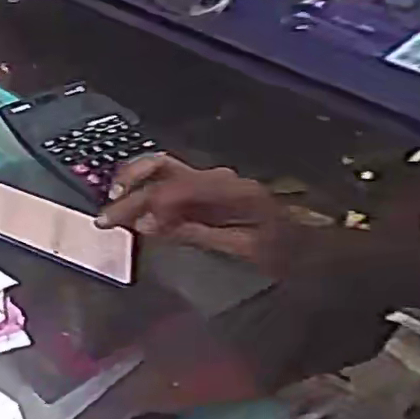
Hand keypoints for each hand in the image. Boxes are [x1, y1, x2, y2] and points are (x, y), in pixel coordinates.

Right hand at [96, 154, 290, 269]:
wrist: (314, 249)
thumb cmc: (283, 252)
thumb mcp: (243, 250)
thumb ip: (194, 234)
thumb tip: (147, 224)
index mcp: (232, 190)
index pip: (175, 188)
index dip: (147, 205)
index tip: (130, 227)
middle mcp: (217, 177)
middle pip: (160, 168)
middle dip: (128, 193)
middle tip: (104, 219)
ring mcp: (209, 179)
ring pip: (157, 166)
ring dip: (130, 182)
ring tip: (115, 205)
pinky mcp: (201, 187)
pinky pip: (162, 178)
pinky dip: (140, 186)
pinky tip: (133, 206)